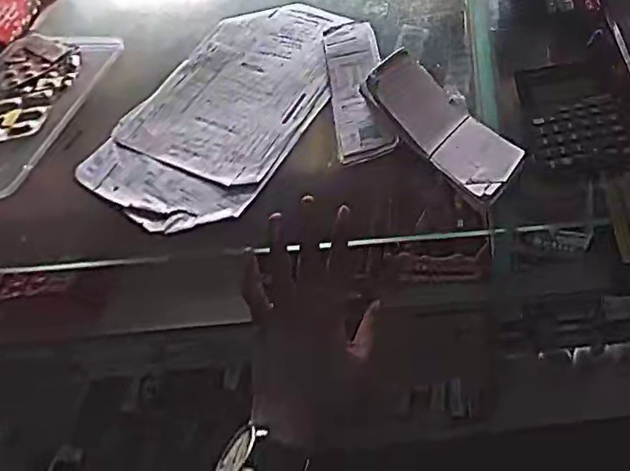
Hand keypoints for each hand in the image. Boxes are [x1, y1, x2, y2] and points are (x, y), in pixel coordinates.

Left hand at [242, 197, 379, 450]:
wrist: (287, 428)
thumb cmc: (328, 399)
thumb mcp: (362, 365)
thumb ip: (372, 331)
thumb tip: (380, 305)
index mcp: (329, 309)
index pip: (340, 261)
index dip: (343, 234)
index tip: (344, 211)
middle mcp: (302, 304)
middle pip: (307, 256)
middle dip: (309, 225)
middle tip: (309, 200)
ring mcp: (278, 314)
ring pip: (277, 268)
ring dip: (277, 241)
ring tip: (277, 218)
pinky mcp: (261, 329)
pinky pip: (253, 297)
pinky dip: (250, 276)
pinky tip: (249, 259)